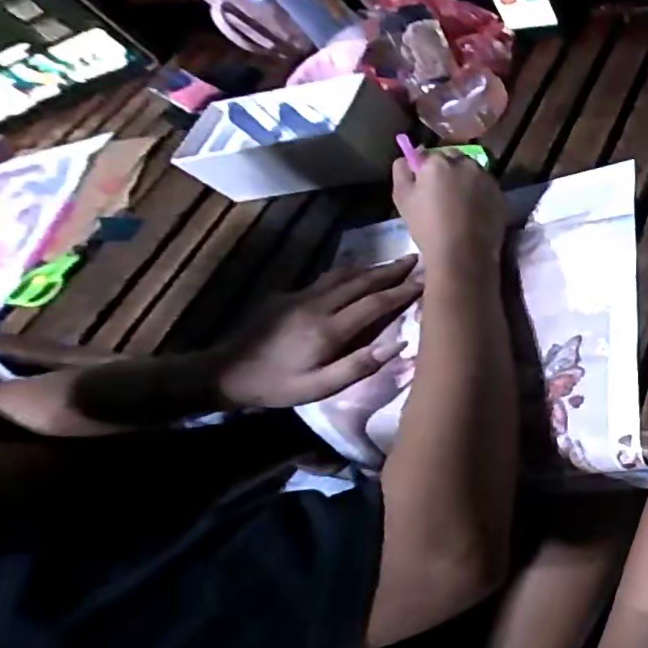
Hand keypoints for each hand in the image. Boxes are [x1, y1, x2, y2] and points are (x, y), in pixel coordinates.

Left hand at [212, 256, 422, 407]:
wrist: (220, 374)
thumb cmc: (276, 386)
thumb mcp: (319, 387)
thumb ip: (359, 366)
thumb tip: (399, 345)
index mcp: (329, 329)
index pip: (375, 303)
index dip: (403, 291)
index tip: (428, 281)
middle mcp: (317, 306)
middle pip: (362, 282)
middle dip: (392, 271)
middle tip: (418, 260)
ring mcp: (299, 297)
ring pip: (343, 275)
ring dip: (373, 268)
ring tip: (395, 263)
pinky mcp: (286, 296)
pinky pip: (326, 279)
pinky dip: (350, 273)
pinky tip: (358, 274)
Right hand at [393, 149, 506, 269]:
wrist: (464, 253)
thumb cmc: (427, 226)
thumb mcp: (402, 197)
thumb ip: (402, 171)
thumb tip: (409, 158)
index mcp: (438, 162)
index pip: (430, 155)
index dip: (427, 167)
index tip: (426, 181)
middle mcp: (466, 165)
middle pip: (455, 159)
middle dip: (449, 169)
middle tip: (445, 191)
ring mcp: (487, 180)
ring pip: (474, 172)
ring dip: (468, 180)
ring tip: (462, 202)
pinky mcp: (502, 196)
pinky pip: (488, 188)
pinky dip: (482, 194)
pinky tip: (476, 210)